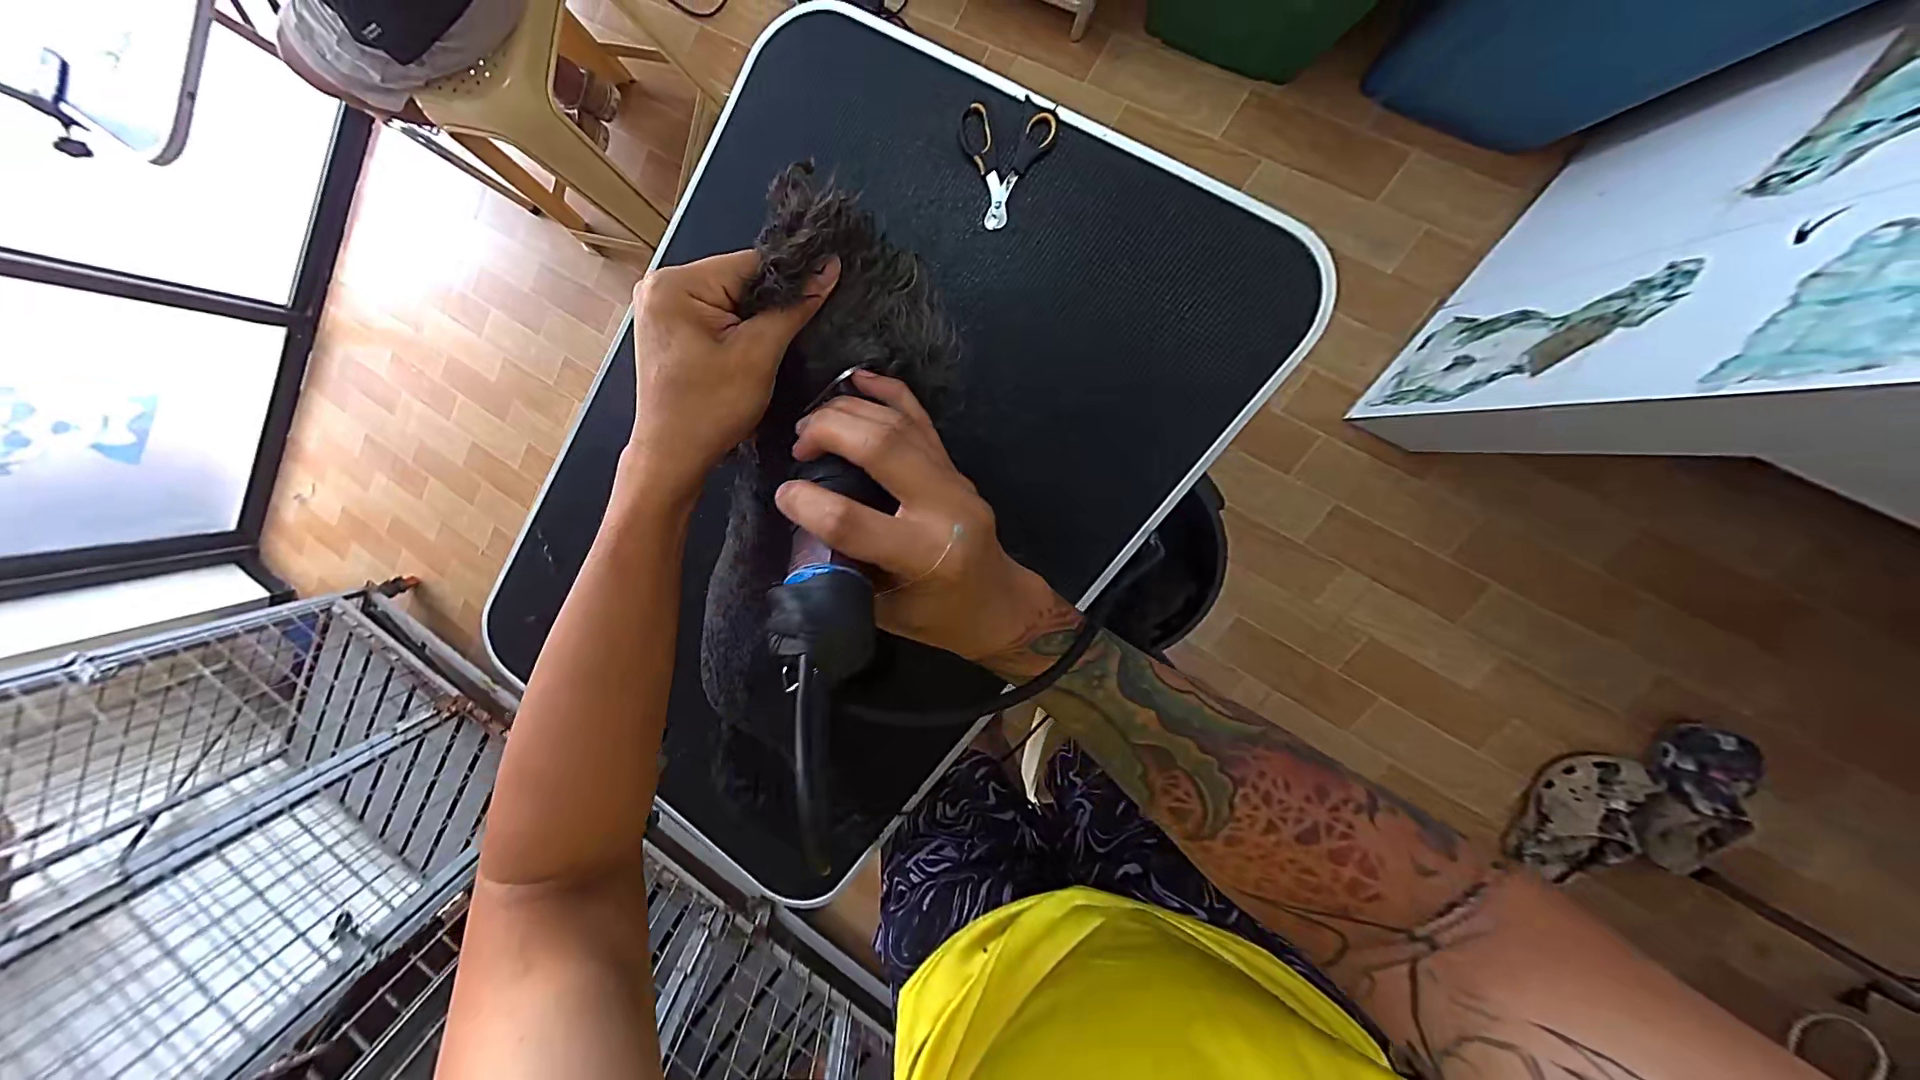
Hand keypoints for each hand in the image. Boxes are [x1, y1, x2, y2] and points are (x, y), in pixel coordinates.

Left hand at [625, 251, 839, 504]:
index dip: (789, 283)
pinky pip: (718, 318)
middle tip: (785, 340)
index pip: (751, 264)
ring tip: (765, 352)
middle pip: (741, 281)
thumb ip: (794, 308)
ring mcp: (663, 309)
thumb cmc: (707, 411)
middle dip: (769, 308)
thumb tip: (826, 270)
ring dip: (755, 323)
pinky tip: (748, 355)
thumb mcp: (759, 355)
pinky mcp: (672, 330)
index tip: (818, 300)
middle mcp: (661, 286)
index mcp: (675, 284)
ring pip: (732, 301)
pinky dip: (739, 333)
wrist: (674, 456)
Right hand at [773, 370, 1074, 663]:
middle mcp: (944, 508)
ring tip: (814, 421)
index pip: (852, 520)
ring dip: (850, 412)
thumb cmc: (938, 616)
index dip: (807, 504)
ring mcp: (955, 481)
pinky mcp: (956, 468)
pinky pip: (921, 420)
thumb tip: (803, 526)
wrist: (997, 602)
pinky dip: (889, 394)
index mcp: (924, 554)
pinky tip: (859, 378)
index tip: (784, 494)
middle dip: (829, 433)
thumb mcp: (884, 609)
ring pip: (900, 425)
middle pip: (881, 448)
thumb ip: (844, 569)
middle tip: (799, 443)